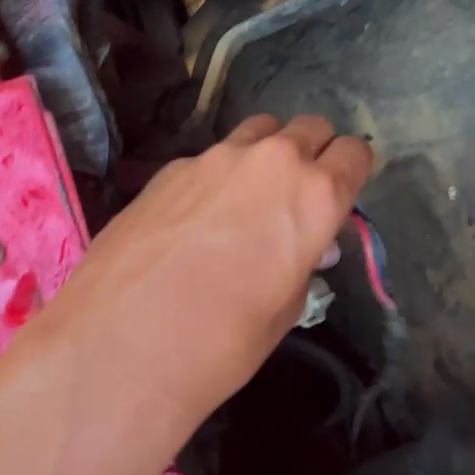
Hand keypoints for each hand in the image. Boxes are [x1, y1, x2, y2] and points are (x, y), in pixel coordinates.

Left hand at [42, 113, 373, 418]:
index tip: (342, 194)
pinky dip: (219, 177)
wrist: (118, 347)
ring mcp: (215, 157)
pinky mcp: (170, 167)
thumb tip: (304, 247)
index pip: (355, 152)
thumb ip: (303, 261)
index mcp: (314, 195)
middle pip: (310, 128)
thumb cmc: (221, 344)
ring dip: (267, 154)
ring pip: (260, 131)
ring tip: (250, 199)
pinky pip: (212, 158)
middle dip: (315, 154)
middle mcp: (271, 161)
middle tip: (300, 195)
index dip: (352, 172)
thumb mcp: (285, 309)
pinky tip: (196, 220)